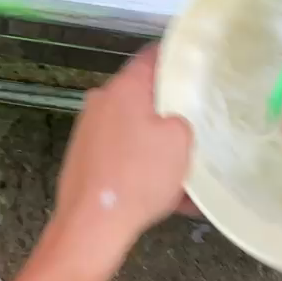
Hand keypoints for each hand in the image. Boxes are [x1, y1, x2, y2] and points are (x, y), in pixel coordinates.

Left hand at [48, 47, 192, 266]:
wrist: (92, 223)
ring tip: (187, 174)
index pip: (152, 57)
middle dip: (169, 110)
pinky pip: (123, 156)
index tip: (196, 64)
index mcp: (123, 88)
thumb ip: (182, 121)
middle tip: (196, 123)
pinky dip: (144, 169)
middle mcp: (101, 102)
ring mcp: (89, 131)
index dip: (176, 57)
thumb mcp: (179, 142)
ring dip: (159, 147)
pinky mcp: (84, 158)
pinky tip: (170, 198)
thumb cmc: (138, 175)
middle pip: (142, 96)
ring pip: (135, 130)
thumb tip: (172, 123)